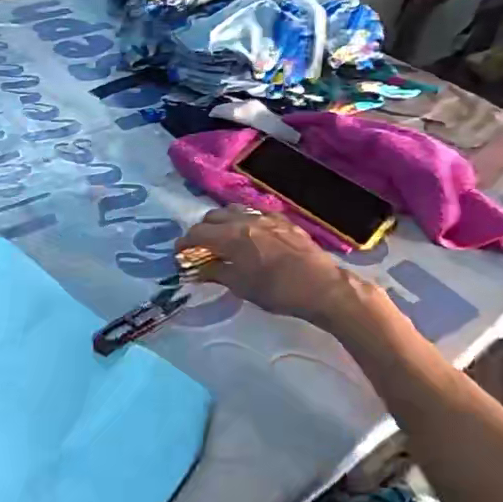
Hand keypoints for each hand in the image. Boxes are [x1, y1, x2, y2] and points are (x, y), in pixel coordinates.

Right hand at [179, 206, 383, 329]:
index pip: (197, 233)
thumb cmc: (277, 291)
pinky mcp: (284, 221)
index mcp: (230, 236)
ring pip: (233, 209)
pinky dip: (245, 220)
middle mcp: (245, 220)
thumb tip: (198, 269)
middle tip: (201, 248)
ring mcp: (266, 217)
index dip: (184, 243)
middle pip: (212, 217)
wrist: (323, 287)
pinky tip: (251, 235)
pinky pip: (256, 213)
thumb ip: (216, 273)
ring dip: (222, 221)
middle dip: (202, 230)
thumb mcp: (241, 286)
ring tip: (224, 238)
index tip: (179, 254)